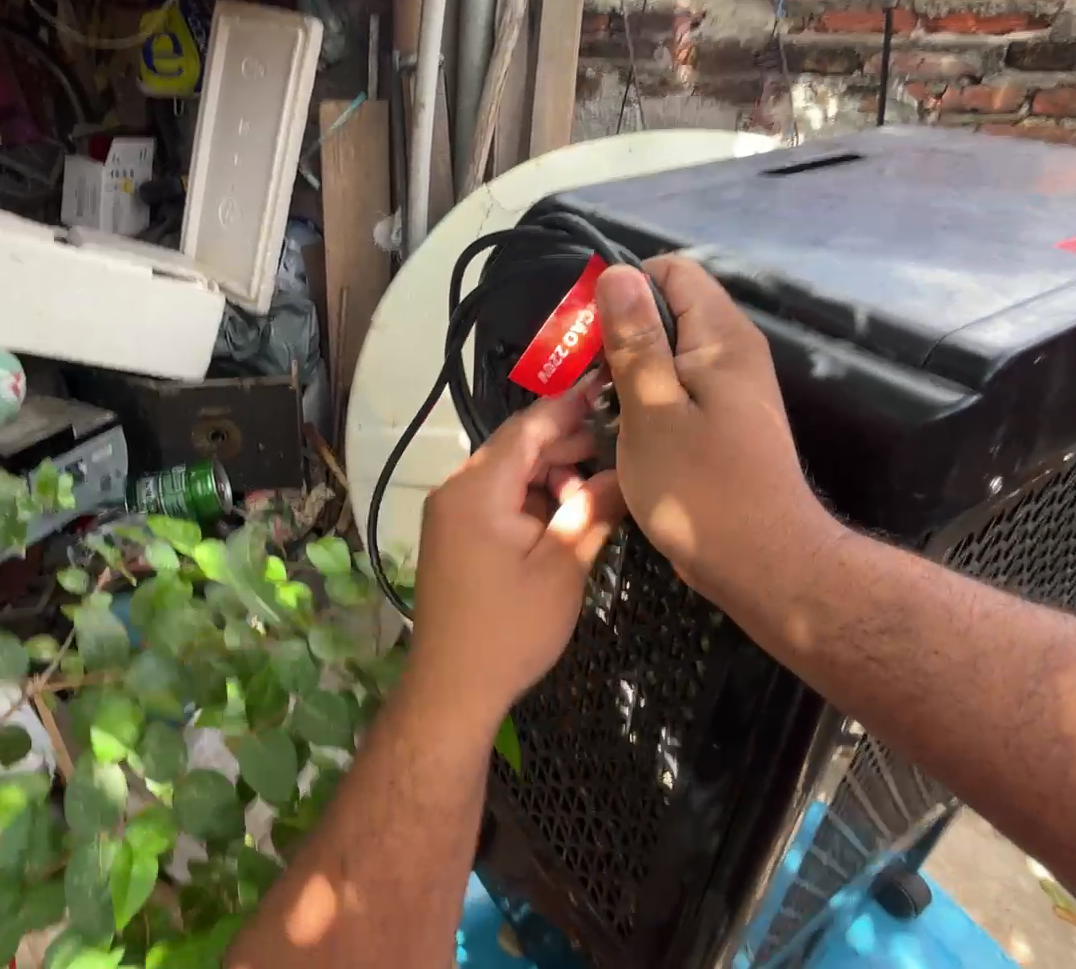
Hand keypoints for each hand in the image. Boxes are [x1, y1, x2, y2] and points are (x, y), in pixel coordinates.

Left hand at [405, 387, 625, 722]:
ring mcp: (450, 514)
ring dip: (550, 478)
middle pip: (515, 449)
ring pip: (507, 476)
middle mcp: (455, 491)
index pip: (526, 428)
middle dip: (565, 447)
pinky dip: (530, 502)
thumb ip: (593, 511)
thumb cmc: (509, 629)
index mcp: (477, 490)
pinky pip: (495, 501)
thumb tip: (625, 473)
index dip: (567, 406)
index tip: (606, 387)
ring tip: (593, 496)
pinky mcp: (453, 536)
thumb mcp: (563, 568)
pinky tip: (563, 518)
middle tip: (616, 451)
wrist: (452, 687)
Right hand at [594, 256, 841, 606]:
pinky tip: (617, 429)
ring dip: (623, 372)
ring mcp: (726, 389)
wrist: (760, 564)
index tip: (587, 334)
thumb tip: (617, 274)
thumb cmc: (701, 488)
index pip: (671, 272)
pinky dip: (641, 400)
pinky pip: (672, 389)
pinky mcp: (718, 422)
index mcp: (720, 337)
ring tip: (592, 407)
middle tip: (580, 379)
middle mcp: (730, 352)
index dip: (623, 290)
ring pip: (664, 355)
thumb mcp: (652, 410)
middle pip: (665, 312)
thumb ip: (635, 341)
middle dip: (616, 335)